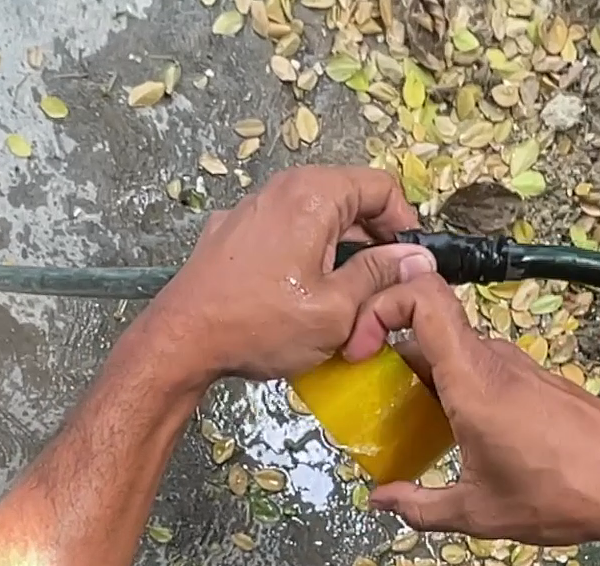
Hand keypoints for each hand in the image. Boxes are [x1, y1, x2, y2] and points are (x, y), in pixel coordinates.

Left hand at [140, 166, 437, 386]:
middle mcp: (281, 189)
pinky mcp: (231, 235)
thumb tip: (416, 259)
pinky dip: (301, 261)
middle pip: (348, 206)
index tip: (408, 265)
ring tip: (336, 308)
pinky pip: (283, 238)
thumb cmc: (259, 326)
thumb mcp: (336, 310)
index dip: (404, 227)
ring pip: (314, 224)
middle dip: (370, 249)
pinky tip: (294, 302)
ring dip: (336, 260)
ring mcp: (251, 210)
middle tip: (376, 297)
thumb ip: (380, 277)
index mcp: (314, 195)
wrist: (183, 341)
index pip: (382, 188)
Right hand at [348, 277, 599, 550]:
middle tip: (366, 398)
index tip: (357, 351)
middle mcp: (494, 360)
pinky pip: (478, 368)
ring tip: (404, 424)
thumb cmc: (562, 495)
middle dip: (387, 354)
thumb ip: (419, 507)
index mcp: (472, 380)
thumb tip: (380, 502)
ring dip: (420, 376)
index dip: (379, 306)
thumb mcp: (478, 512)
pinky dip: (451, 388)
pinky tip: (452, 434)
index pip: (422, 297)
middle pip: (428, 326)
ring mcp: (518, 367)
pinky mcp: (535, 381)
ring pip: (453, 350)